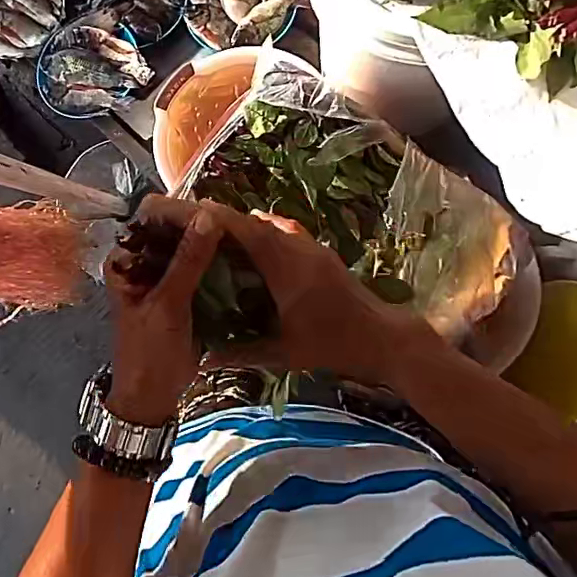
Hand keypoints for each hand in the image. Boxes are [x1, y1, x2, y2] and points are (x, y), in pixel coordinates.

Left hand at [102, 196, 220, 424]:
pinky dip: (217, 264)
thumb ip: (188, 260)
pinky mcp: (181, 293)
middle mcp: (140, 263)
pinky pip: (199, 270)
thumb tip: (209, 216)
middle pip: (172, 233)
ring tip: (243, 232)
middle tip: (236, 218)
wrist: (153, 396)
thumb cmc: (150, 350)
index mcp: (125, 261)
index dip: (179, 209)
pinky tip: (241, 256)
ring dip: (211, 244)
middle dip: (200, 226)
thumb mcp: (169, 303)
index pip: (150, 220)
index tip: (215, 205)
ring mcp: (161, 278)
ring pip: (188, 250)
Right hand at [200, 203, 445, 388]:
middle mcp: (299, 249)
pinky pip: (283, 230)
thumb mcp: (284, 354)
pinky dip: (261, 231)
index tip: (189, 215)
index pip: (247, 231)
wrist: (387, 341)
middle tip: (191, 226)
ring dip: (242, 225)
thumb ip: (241, 353)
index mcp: (287, 268)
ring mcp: (312, 247)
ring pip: (269, 224)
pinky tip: (249, 245)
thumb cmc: (334, 346)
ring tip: (214, 235)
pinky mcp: (319, 251)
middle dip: (222, 220)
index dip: (217, 219)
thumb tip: (203, 360)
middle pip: (254, 222)